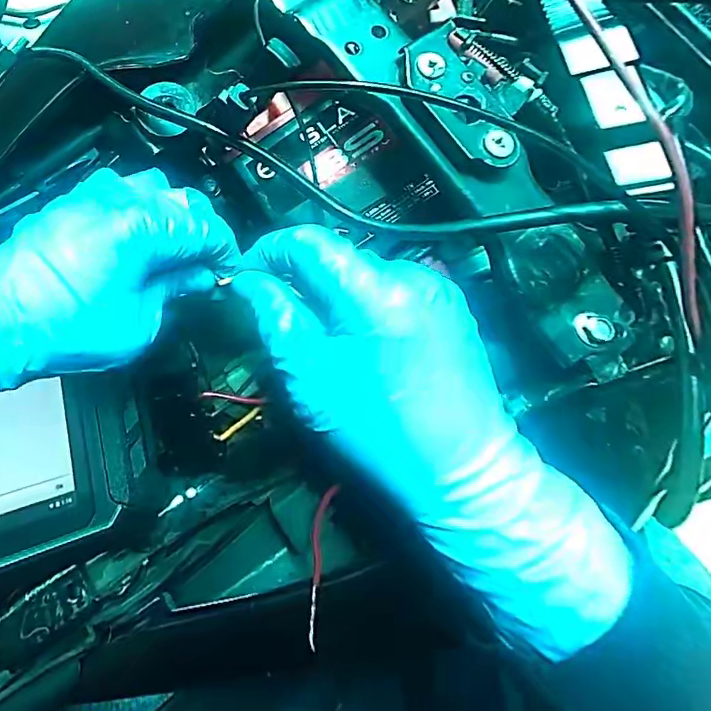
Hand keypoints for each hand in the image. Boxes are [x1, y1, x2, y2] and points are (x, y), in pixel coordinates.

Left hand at [0, 168, 239, 414]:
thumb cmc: (53, 323)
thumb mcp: (137, 322)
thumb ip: (176, 290)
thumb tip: (197, 278)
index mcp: (142, 224)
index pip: (205, 227)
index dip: (224, 252)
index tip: (227, 270)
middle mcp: (118, 199)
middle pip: (184, 200)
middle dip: (202, 232)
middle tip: (204, 267)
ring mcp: (92, 196)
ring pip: (152, 189)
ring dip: (171, 217)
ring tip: (172, 252)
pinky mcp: (71, 203)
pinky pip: (120, 195)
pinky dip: (139, 213)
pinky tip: (138, 242)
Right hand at [230, 226, 632, 659]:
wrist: (464, 471)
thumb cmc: (379, 432)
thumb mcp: (310, 377)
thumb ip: (276, 316)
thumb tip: (247, 279)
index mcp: (374, 290)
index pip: (309, 240)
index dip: (268, 250)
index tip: (246, 274)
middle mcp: (410, 273)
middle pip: (336, 255)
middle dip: (300, 276)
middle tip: (277, 309)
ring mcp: (436, 286)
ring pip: (361, 271)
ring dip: (333, 290)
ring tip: (322, 332)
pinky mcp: (449, 303)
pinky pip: (390, 287)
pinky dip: (364, 302)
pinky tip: (360, 338)